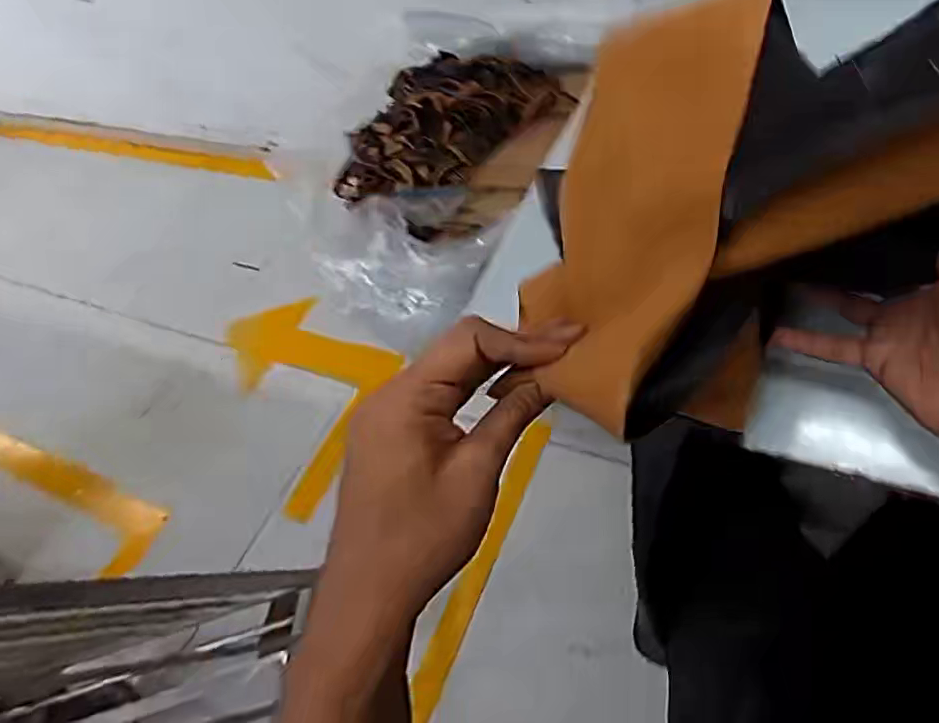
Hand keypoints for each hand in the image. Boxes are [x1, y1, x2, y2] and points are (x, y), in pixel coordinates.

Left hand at [320, 316, 582, 619]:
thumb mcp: (478, 471)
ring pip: (457, 364)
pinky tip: (516, 383)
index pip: (470, 341)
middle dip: (518, 342)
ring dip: (504, 359)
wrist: (369, 600)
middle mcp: (393, 394)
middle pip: (462, 346)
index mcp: (404, 398)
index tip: (566, 344)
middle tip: (569, 338)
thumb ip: (513, 412)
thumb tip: (550, 375)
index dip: (522, 339)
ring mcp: (394, 412)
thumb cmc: (423, 537)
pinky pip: (448, 388)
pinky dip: (485, 381)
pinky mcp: (400, 429)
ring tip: (553, 355)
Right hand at [770, 199, 938, 445]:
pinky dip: (807, 340)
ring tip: (791, 269)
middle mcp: (909, 301)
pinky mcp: (874, 356)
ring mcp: (888, 329)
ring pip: (846, 304)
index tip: (869, 206)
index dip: (893, 231)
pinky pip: (834, 346)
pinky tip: (779, 332)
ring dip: (821, 291)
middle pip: (873, 275)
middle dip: (851, 257)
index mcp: (938, 282)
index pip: (911, 251)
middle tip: (821, 231)